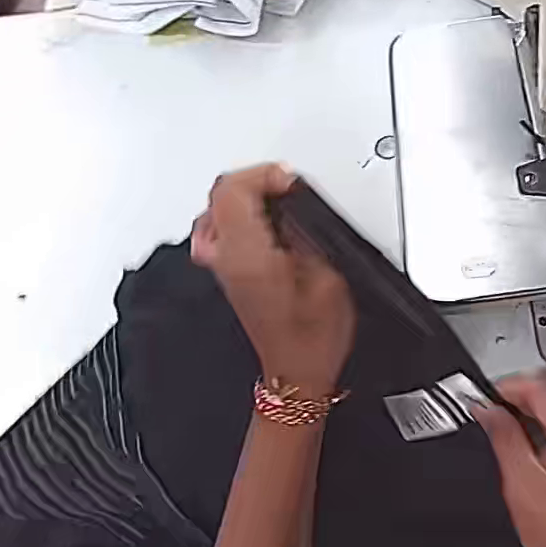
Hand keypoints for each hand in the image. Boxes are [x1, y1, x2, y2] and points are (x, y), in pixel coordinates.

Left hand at [191, 165, 355, 396]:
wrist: (297, 372)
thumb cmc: (314, 337)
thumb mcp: (329, 275)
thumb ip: (308, 234)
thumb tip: (296, 209)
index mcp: (249, 256)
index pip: (234, 191)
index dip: (263, 174)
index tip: (290, 180)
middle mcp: (227, 259)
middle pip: (220, 194)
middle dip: (255, 180)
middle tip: (286, 184)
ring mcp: (223, 267)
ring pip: (216, 208)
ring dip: (245, 195)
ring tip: (277, 198)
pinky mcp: (228, 274)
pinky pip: (219, 229)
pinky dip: (239, 214)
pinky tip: (263, 220)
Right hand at [474, 372, 545, 546]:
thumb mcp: (521, 485)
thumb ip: (503, 437)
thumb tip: (487, 410)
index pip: (541, 387)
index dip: (508, 388)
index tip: (487, 397)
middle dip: (525, 393)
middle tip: (496, 409)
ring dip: (543, 402)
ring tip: (513, 424)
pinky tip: (539, 437)